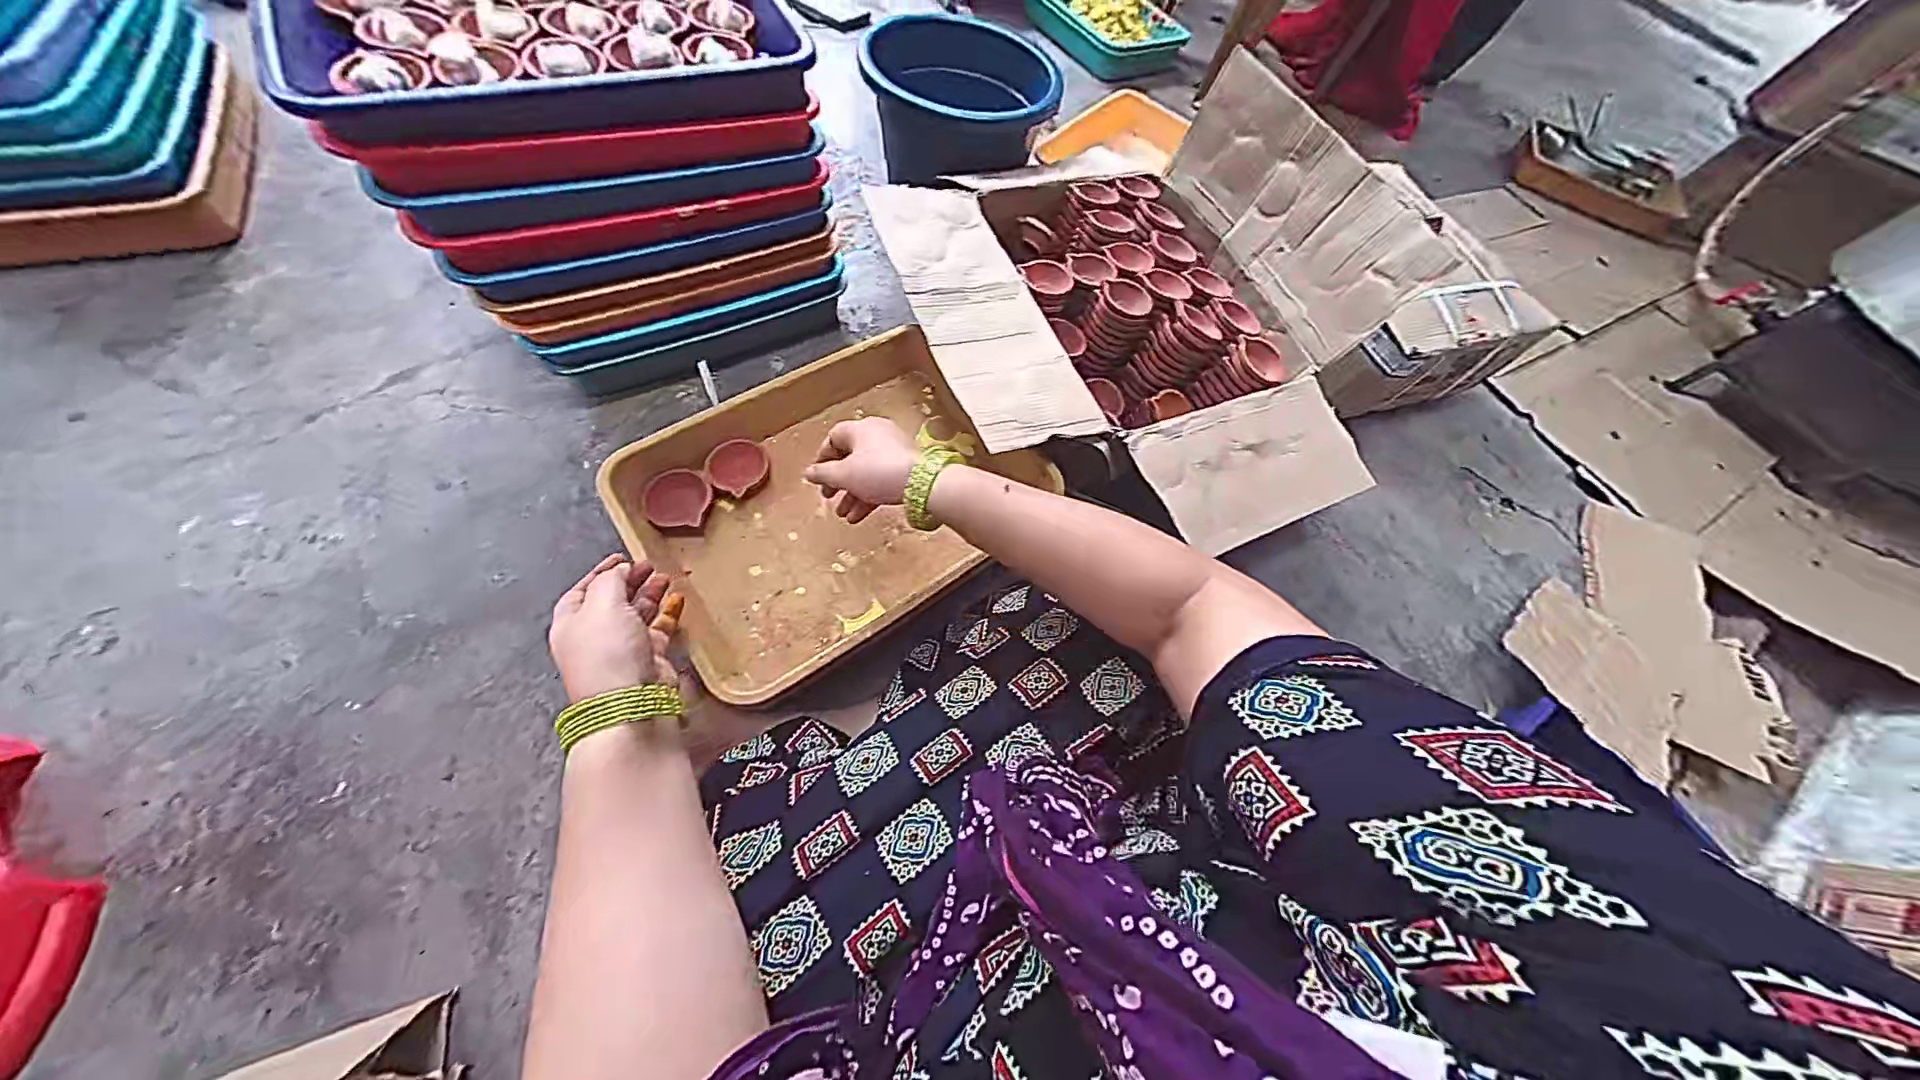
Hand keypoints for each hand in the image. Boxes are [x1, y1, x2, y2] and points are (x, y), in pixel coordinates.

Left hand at [549, 554, 677, 703]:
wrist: (630, 701)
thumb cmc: (608, 654)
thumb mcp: (603, 604)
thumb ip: (611, 580)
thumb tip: (621, 570)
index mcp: (572, 623)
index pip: (584, 590)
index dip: (602, 572)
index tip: (622, 558)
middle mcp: (595, 635)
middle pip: (612, 600)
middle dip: (630, 581)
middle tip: (649, 566)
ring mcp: (623, 648)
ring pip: (637, 613)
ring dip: (651, 594)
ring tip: (665, 577)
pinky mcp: (649, 658)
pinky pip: (659, 629)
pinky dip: (668, 613)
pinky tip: (676, 599)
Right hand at [804, 417, 918, 523]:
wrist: (922, 484)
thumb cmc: (879, 472)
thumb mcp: (843, 475)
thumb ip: (823, 474)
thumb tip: (808, 473)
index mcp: (860, 429)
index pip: (834, 439)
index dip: (823, 459)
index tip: (818, 476)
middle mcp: (878, 435)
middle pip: (850, 458)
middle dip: (838, 482)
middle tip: (828, 497)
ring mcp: (894, 451)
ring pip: (866, 472)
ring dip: (852, 494)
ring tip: (844, 514)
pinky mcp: (906, 467)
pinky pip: (881, 480)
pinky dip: (869, 495)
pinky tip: (859, 516)